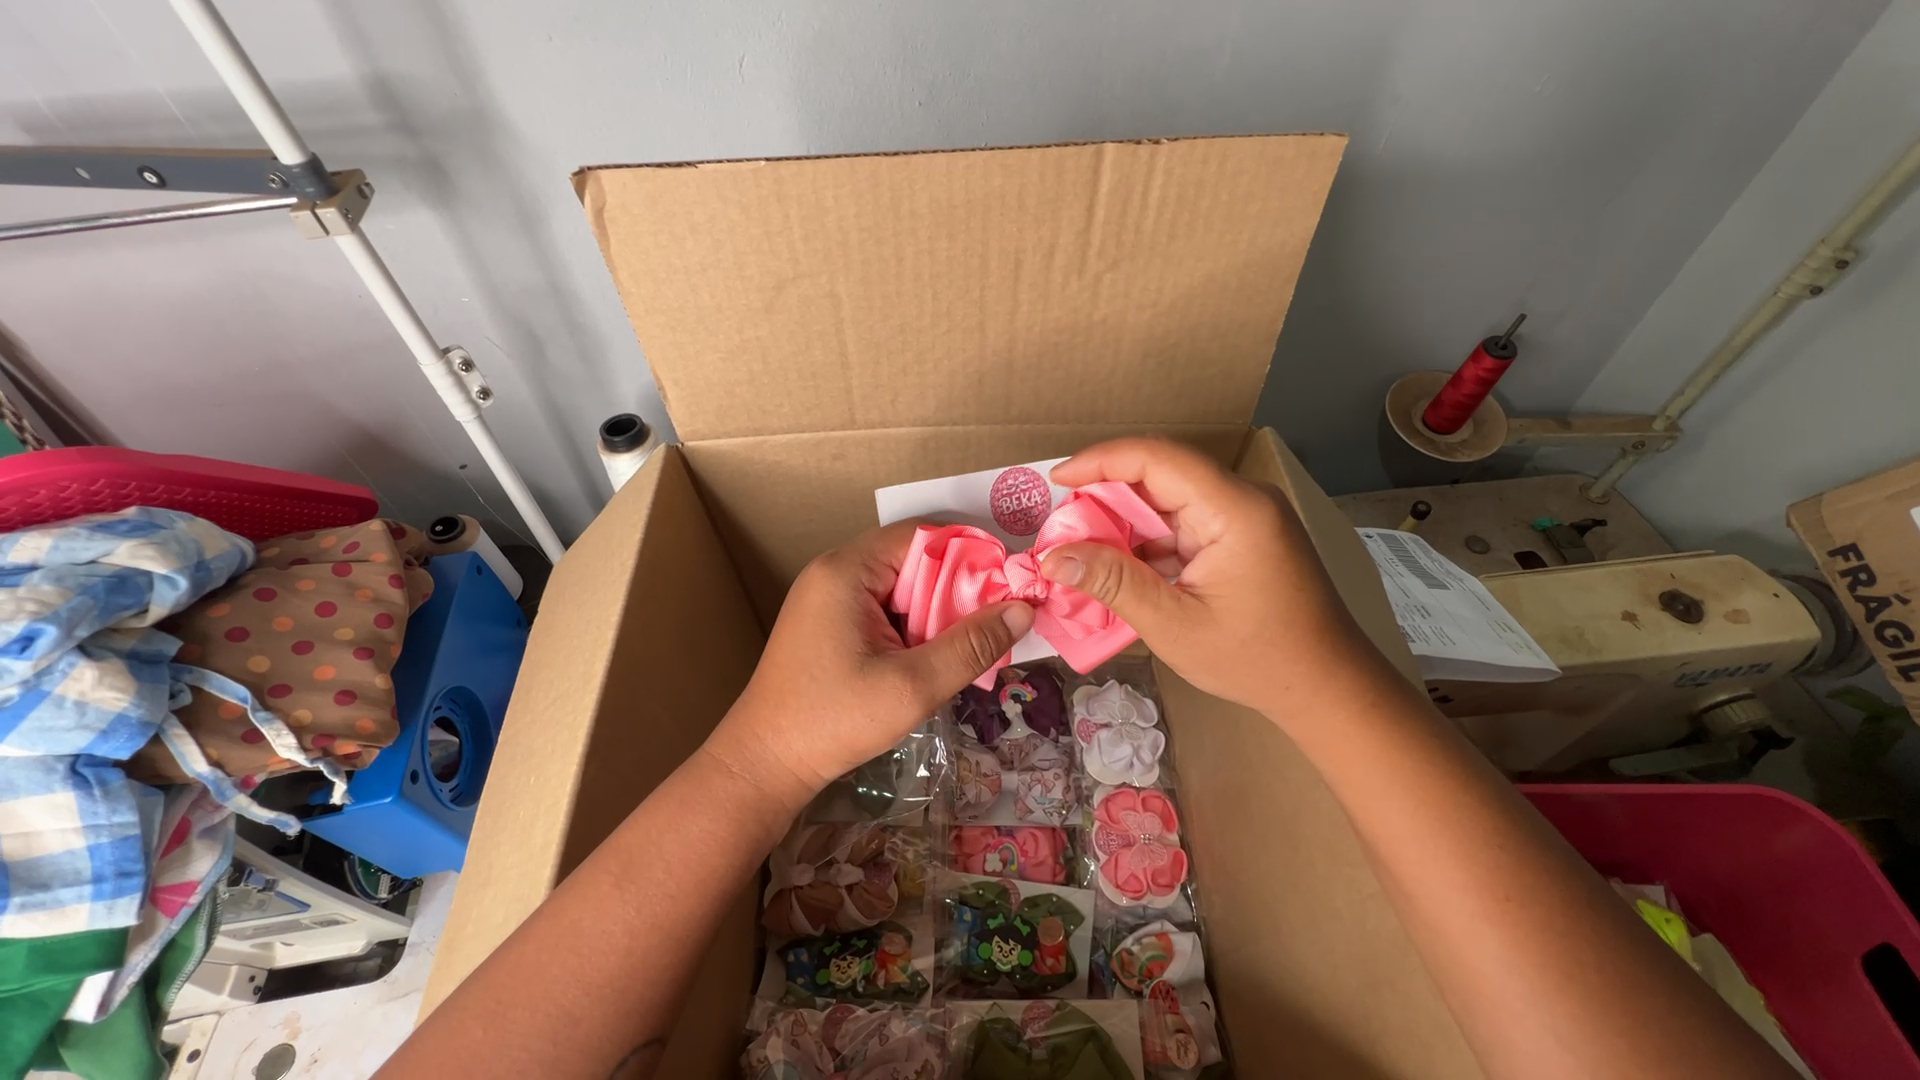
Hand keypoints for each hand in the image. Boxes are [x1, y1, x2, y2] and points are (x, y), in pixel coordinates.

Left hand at [708, 522, 1035, 802]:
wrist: (765, 763)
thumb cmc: (834, 721)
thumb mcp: (912, 686)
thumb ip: (971, 645)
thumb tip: (1024, 608)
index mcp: (847, 571)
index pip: (921, 535)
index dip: (969, 554)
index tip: (1007, 584)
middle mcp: (835, 572)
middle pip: (912, 559)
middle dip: (957, 588)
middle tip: (996, 621)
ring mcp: (829, 598)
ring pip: (902, 587)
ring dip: (937, 611)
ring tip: (971, 644)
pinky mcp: (830, 624)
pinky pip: (885, 609)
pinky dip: (915, 627)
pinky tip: (935, 657)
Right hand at [1039, 437, 1389, 719]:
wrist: (1326, 687)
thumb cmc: (1255, 659)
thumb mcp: (1173, 624)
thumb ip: (1112, 583)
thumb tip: (1053, 558)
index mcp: (1233, 510)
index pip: (1157, 458)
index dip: (1100, 460)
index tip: (1057, 481)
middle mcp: (1242, 500)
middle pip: (1161, 475)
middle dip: (1106, 497)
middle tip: (1062, 530)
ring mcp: (1245, 518)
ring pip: (1170, 501)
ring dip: (1125, 523)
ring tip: (1082, 551)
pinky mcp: (1243, 538)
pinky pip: (1185, 524)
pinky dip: (1149, 542)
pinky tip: (1120, 568)